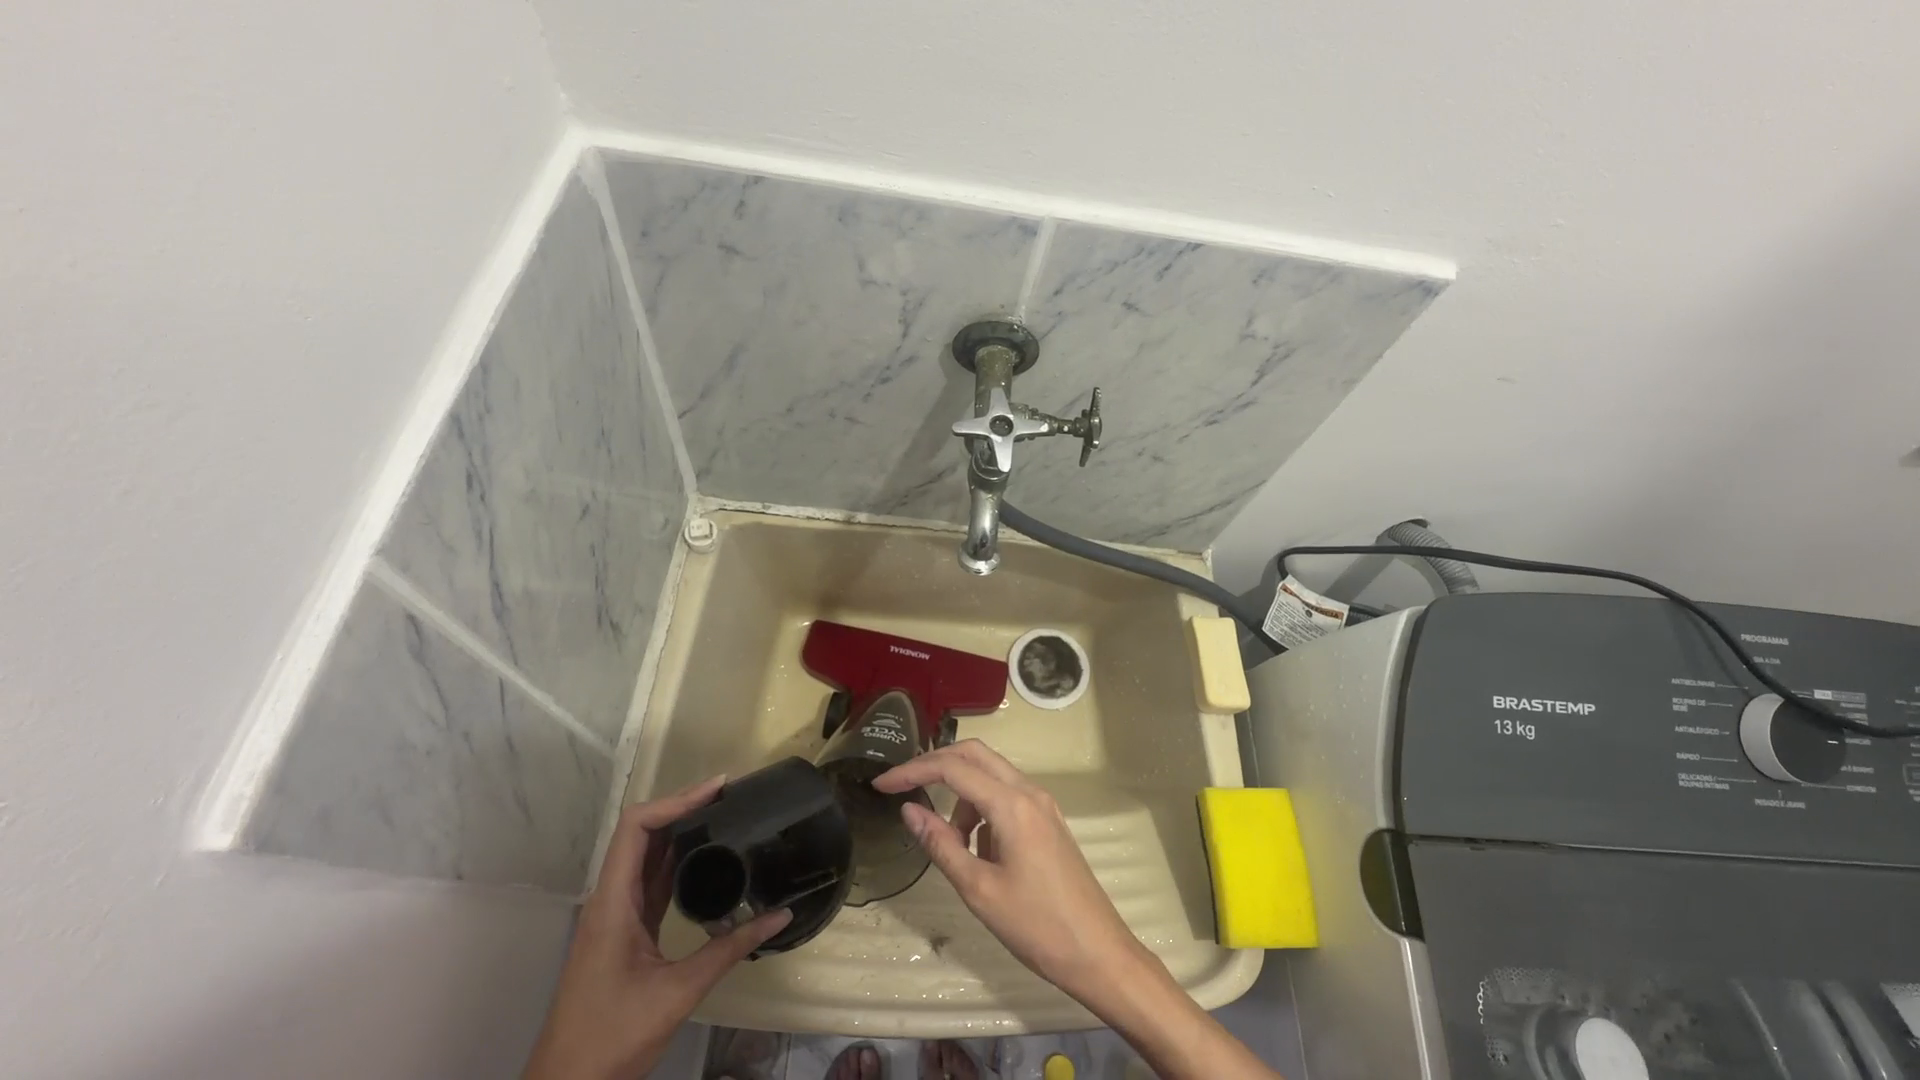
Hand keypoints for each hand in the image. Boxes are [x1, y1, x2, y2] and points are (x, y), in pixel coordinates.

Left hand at [522, 776, 790, 1079]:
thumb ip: (729, 950)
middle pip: (641, 835)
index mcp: (612, 904)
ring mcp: (615, 917)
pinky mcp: (625, 934)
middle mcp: (610, 900)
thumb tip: (779, 916)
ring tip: (725, 815)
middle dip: (682, 808)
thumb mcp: (678, 992)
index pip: (636, 828)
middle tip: (730, 795)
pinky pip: (650, 884)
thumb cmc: (613, 1035)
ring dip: (680, 833)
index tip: (717, 789)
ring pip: (645, 858)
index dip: (675, 801)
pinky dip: (677, 864)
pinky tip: (707, 861)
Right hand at [871, 740, 1153, 1005]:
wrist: (1099, 953)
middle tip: (904, 787)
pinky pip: (1007, 797)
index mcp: (1012, 805)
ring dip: (961, 796)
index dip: (912, 770)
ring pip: (991, 776)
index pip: (953, 768)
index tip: (881, 784)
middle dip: (935, 764)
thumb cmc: (1036, 925)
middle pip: (975, 755)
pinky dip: (982, 811)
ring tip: (952, 845)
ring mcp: (1044, 806)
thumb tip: (909, 810)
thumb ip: (941, 844)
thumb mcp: (978, 889)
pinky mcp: (1049, 822)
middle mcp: (1030, 793)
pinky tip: (979, 853)